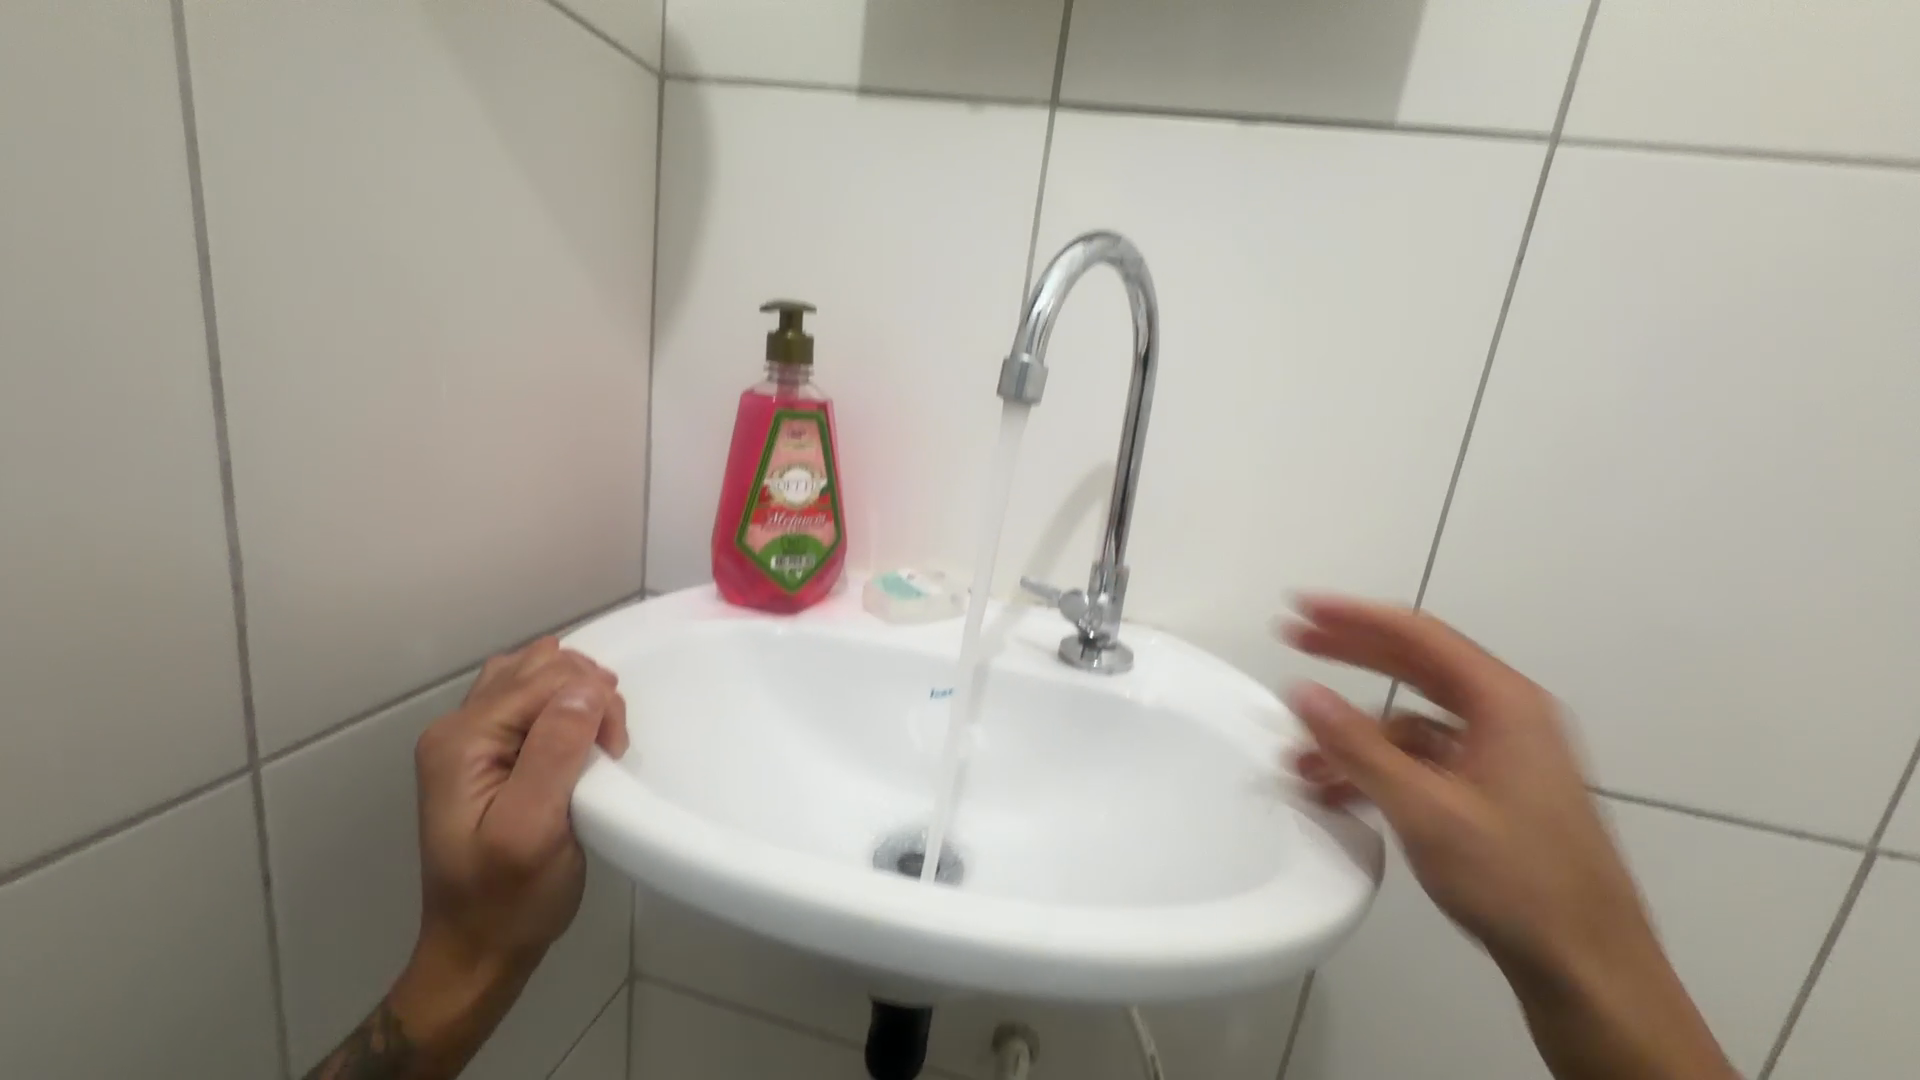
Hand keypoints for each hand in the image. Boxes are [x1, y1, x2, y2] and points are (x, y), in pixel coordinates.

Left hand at [413, 637, 628, 975]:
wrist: (479, 949)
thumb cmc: (510, 897)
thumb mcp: (534, 829)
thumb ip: (555, 752)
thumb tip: (588, 687)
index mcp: (462, 739)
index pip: (545, 677)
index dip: (592, 702)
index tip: (614, 751)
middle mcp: (458, 726)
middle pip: (541, 666)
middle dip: (588, 693)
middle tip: (608, 748)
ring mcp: (470, 737)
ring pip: (538, 674)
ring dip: (579, 695)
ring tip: (596, 739)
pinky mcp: (489, 751)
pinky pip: (533, 698)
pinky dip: (566, 704)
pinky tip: (579, 736)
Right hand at [1277, 595, 1734, 1079]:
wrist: (1590, 971)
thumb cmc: (1516, 881)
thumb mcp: (1425, 809)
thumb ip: (1357, 746)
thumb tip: (1300, 692)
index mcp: (1505, 704)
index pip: (1417, 637)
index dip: (1353, 617)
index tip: (1300, 608)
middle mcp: (1506, 718)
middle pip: (1414, 666)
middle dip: (1349, 654)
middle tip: (1292, 639)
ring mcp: (1500, 756)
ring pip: (1411, 720)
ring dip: (1354, 731)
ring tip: (1299, 754)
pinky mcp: (1490, 793)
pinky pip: (1421, 760)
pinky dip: (1376, 767)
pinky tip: (1336, 792)